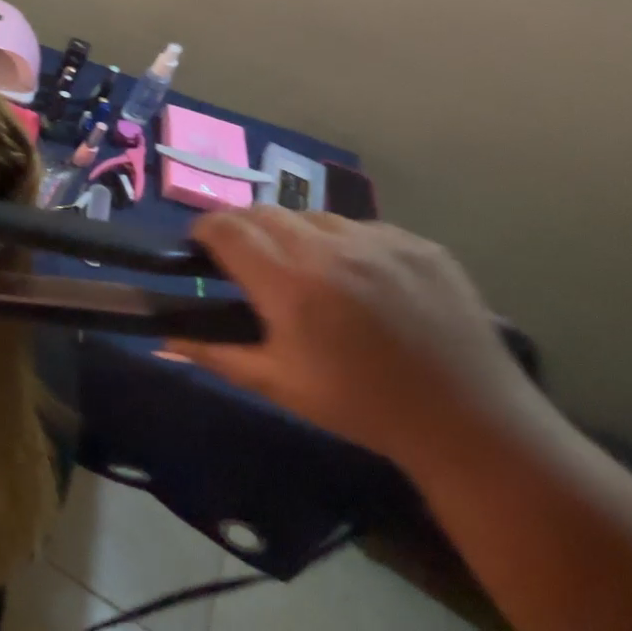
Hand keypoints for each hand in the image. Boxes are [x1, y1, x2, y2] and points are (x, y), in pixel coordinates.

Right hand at [171, 208, 542, 467]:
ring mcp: (380, 240)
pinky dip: (344, 243)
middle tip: (246, 262)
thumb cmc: (359, 406)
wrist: (468, 420)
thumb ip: (215, 354)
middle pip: (264, 211)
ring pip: (313, 215)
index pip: (225, 227)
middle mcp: (330, 248)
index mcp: (290, 283)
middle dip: (243, 229)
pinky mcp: (419, 243)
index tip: (200, 249)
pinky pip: (362, 227)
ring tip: (304, 270)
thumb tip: (163, 339)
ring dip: (293, 233)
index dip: (203, 231)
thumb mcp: (278, 385)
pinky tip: (357, 280)